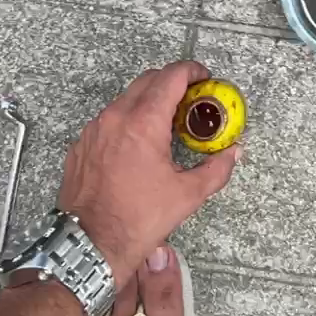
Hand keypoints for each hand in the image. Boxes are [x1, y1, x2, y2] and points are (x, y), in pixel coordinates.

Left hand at [57, 61, 242, 279]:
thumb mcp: (187, 196)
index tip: (204, 78)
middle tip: (190, 99)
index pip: (171, 76)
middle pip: (149, 79)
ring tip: (165, 124)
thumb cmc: (138, 220)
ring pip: (126, 98)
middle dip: (172, 82)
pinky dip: (127, 121)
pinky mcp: (81, 143)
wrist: (89, 245)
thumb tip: (234, 152)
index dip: (192, 71)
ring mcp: (94, 129)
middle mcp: (116, 116)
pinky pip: (109, 119)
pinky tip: (137, 146)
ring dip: (149, 101)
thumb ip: (216, 169)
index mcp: (144, 122)